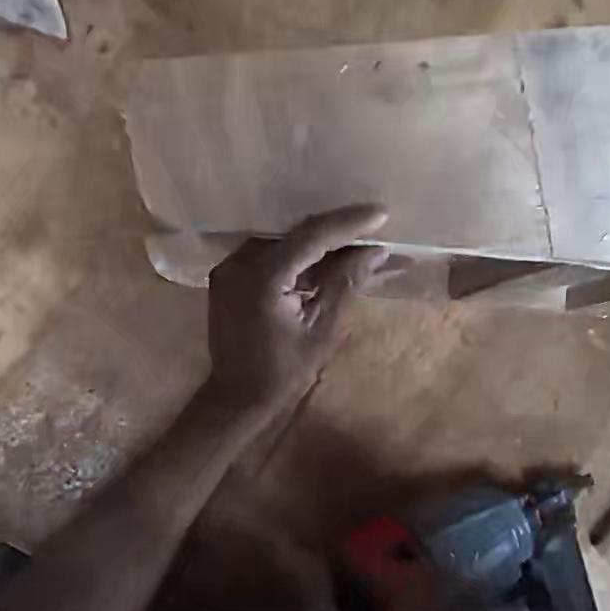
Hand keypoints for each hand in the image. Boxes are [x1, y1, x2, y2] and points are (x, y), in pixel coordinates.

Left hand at [203, 205, 388, 419]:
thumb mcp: (321, 328)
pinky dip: (297, 254)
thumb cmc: (283, 371)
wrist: (237, 396)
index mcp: (263, 277)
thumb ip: (344, 282)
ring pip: (282, 239)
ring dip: (317, 241)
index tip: (381, 214)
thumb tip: (375, 251)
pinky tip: (324, 256)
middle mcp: (240, 262)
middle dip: (336, 229)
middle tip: (373, 225)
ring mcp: (230, 266)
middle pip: (295, 232)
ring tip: (355, 240)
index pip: (311, 236)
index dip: (348, 223)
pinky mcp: (229, 275)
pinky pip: (269, 252)